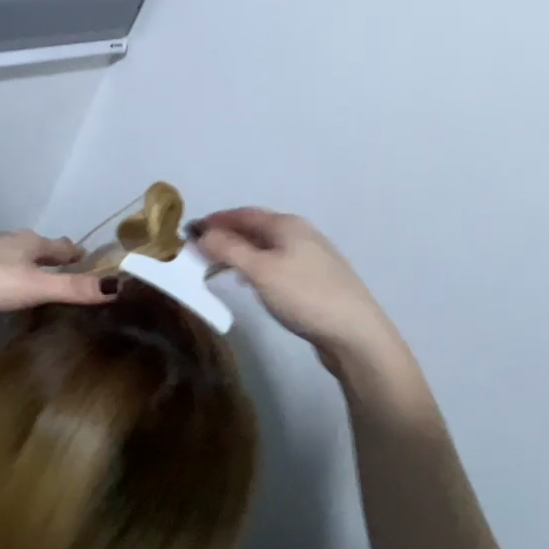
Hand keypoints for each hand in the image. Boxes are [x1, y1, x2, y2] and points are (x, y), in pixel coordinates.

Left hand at [0, 230, 115, 327]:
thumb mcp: (35, 287)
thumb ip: (72, 288)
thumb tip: (117, 285)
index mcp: (30, 242)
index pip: (63, 246)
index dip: (78, 254)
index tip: (93, 261)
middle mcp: (11, 240)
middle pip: (41, 247)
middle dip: (56, 257)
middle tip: (72, 270)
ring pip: (19, 255)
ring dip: (33, 264)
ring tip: (43, 278)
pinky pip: (1, 266)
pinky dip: (13, 273)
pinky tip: (8, 286)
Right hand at [196, 208, 401, 366]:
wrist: (357, 335)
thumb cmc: (304, 296)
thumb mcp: (259, 271)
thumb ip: (228, 249)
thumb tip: (202, 235)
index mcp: (286, 224)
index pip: (242, 213)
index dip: (215, 220)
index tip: (190, 232)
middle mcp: (301, 233)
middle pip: (256, 228)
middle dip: (227, 236)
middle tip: (201, 252)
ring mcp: (313, 256)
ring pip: (268, 247)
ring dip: (242, 253)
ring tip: (220, 268)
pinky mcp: (319, 280)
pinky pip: (279, 263)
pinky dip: (258, 266)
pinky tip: (253, 283)